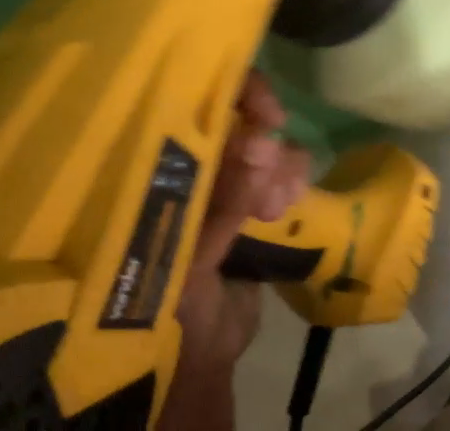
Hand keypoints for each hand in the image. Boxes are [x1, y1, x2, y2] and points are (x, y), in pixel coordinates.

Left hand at [175, 72, 312, 374]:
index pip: (192, 105)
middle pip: (240, 120)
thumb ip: (221, 207)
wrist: (198, 353)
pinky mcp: (253, 200)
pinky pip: (284, 169)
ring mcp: (224, 183)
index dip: (235, 96)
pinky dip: (292, 178)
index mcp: (157, 173)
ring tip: (277, 207)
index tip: (267, 116)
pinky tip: (286, 205)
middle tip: (271, 176)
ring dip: (282, 167)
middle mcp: (189, 167)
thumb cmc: (172, 307)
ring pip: (268, 143)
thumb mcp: (187, 259)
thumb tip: (265, 148)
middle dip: (263, 142)